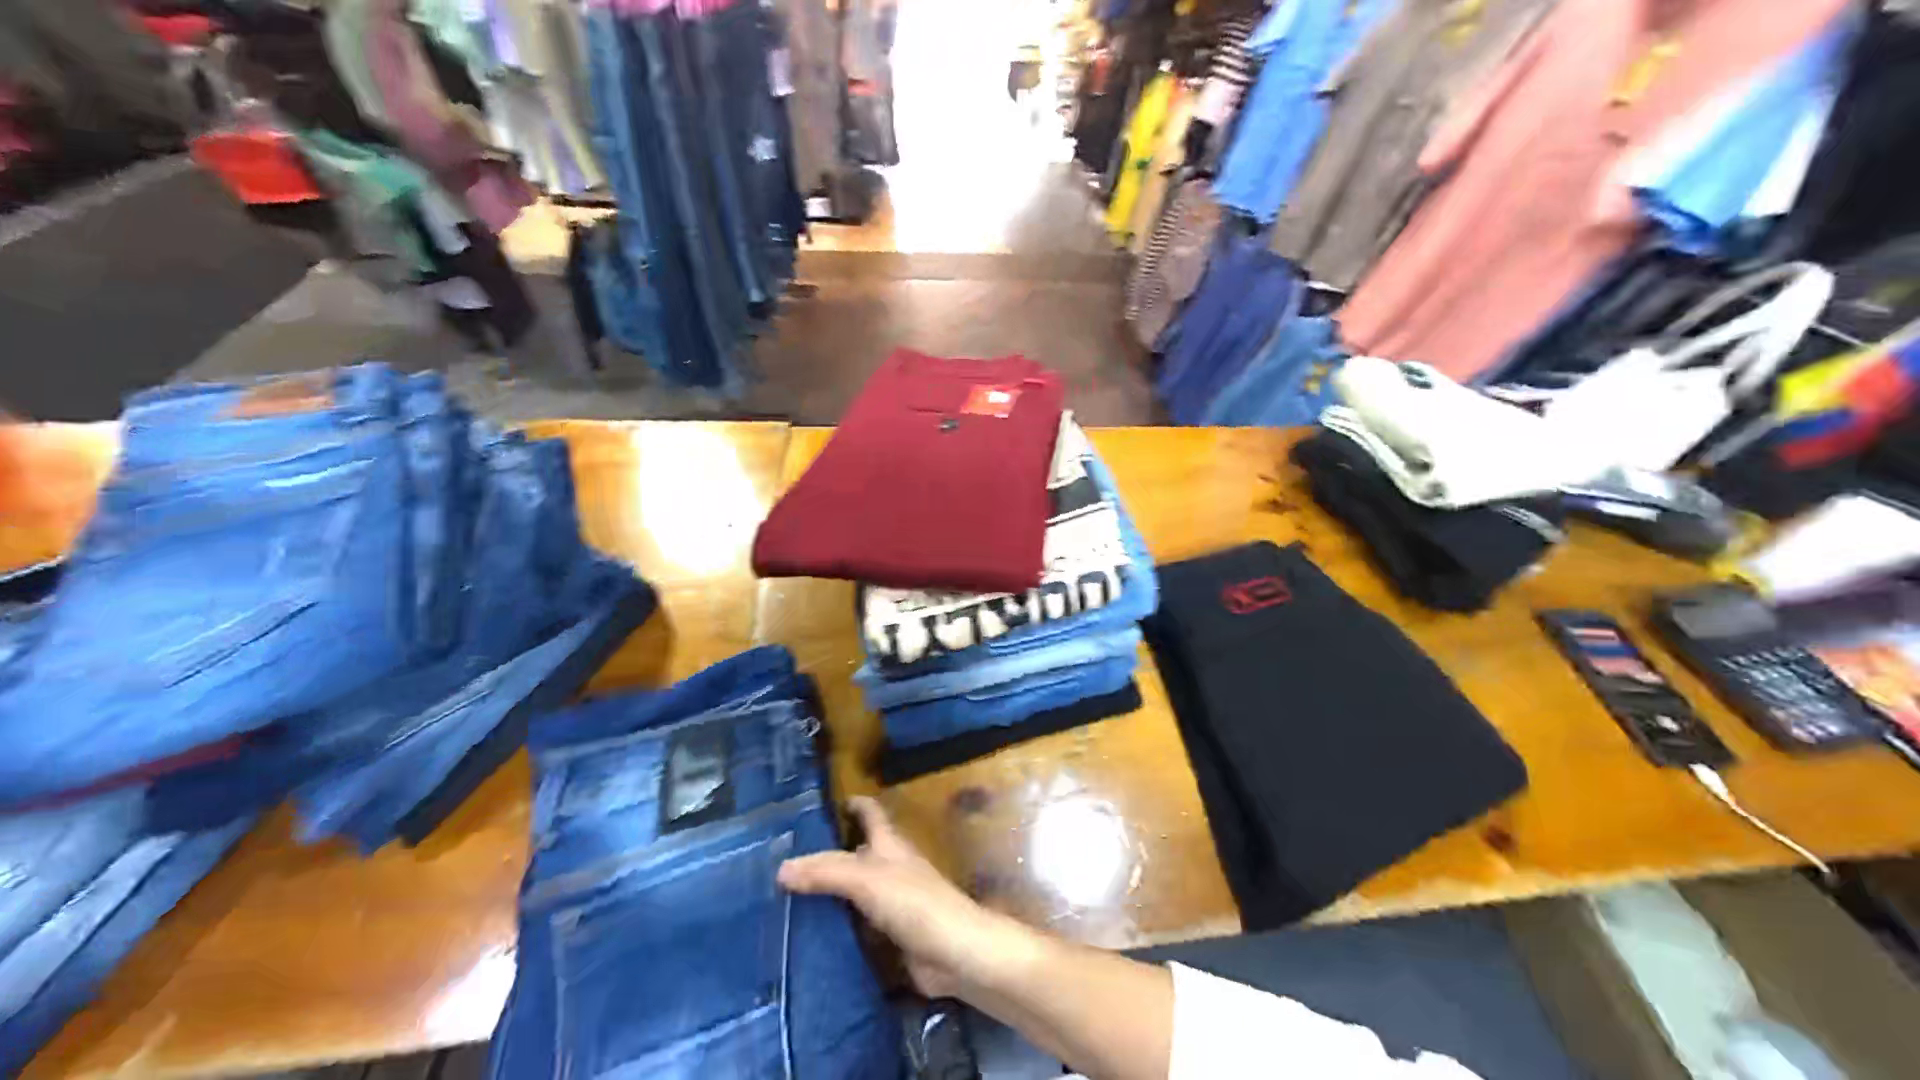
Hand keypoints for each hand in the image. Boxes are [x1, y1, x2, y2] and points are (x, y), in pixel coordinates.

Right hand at [778, 796, 1041, 998]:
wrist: (953, 953)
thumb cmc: (914, 902)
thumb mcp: (865, 879)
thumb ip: (825, 871)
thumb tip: (780, 868)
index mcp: (890, 844)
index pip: (871, 813)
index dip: (853, 804)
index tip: (824, 803)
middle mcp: (891, 867)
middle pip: (858, 852)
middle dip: (829, 852)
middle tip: (786, 858)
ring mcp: (891, 902)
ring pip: (855, 890)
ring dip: (829, 892)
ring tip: (786, 897)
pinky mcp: (890, 935)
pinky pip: (857, 925)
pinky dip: (837, 925)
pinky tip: (810, 934)